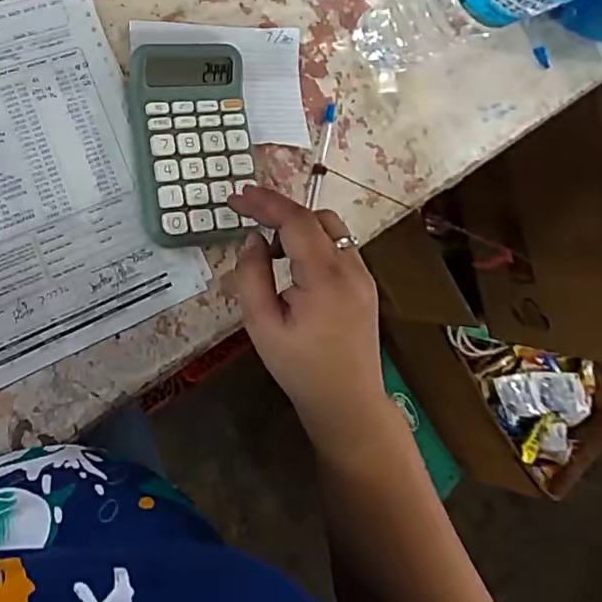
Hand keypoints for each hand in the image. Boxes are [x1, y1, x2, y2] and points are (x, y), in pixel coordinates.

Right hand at [225, 187, 395, 449]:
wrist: (348, 405)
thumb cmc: (299, 368)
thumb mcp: (261, 325)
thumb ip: (251, 275)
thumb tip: (253, 239)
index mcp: (326, 277)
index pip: (296, 221)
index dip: (264, 203)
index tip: (236, 196)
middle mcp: (351, 268)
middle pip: (315, 216)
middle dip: (278, 209)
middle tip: (245, 212)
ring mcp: (363, 275)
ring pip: (329, 227)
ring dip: (296, 225)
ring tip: (267, 245)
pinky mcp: (365, 284)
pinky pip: (337, 245)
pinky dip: (311, 240)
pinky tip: (291, 261)